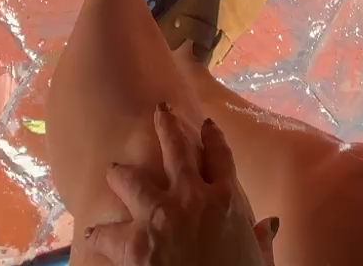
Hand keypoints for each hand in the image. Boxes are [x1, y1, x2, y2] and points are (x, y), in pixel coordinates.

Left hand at [85, 103, 278, 265]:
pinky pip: (110, 233)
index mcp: (227, 199)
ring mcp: (161, 217)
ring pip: (135, 181)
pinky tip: (91, 231)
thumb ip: (262, 239)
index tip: (206, 124)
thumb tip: (271, 224)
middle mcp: (193, 197)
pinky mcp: (135, 246)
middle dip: (167, 126)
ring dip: (122, 174)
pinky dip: (100, 232)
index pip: (220, 155)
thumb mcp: (259, 261)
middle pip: (178, 150)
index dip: (213, 136)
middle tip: (160, 111)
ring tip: (114, 170)